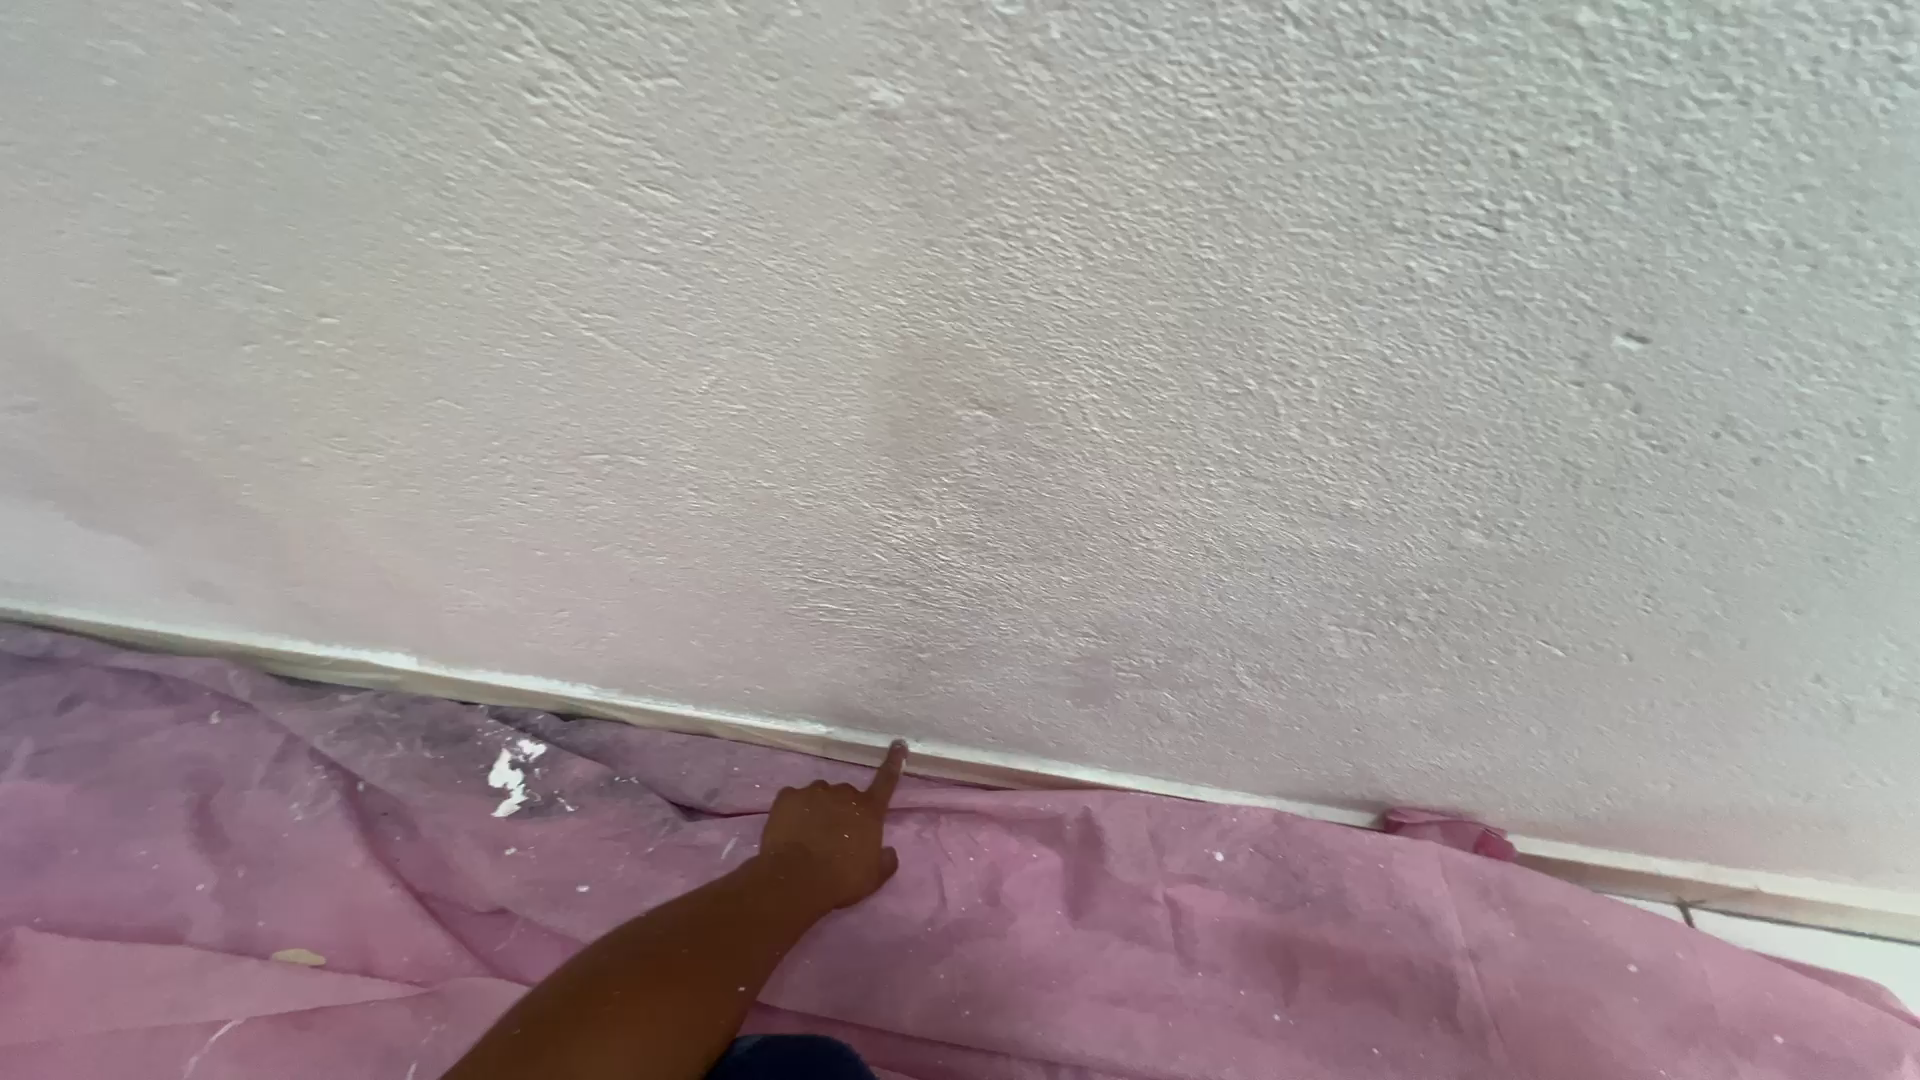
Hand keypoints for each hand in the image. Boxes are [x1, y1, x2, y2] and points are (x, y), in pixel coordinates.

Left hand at [758, 740, 906, 911]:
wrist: (795, 879)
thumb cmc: (841, 879)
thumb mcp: (873, 877)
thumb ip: (885, 861)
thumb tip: (889, 852)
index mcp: (869, 810)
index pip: (887, 780)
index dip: (894, 761)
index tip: (898, 743)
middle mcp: (843, 793)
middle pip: (846, 794)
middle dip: (843, 810)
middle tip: (834, 835)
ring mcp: (814, 792)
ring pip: (820, 795)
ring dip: (818, 809)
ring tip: (808, 835)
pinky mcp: (788, 797)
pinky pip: (794, 799)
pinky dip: (794, 811)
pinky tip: (789, 830)